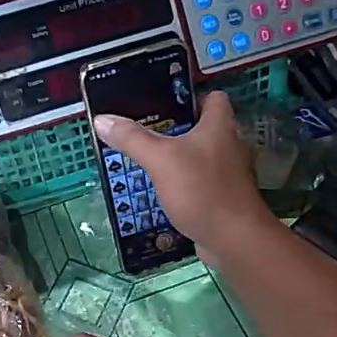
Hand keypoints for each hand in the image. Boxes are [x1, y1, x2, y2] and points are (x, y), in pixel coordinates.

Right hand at [93, 91, 277, 254]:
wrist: (234, 239)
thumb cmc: (201, 190)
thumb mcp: (160, 160)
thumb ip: (132, 139)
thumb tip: (102, 119)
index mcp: (220, 125)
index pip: (213, 97)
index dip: (192, 97)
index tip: (165, 106)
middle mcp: (231, 146)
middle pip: (205, 129)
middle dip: (179, 132)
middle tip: (148, 136)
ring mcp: (231, 175)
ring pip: (203, 159)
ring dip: (182, 161)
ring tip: (152, 165)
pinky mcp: (227, 200)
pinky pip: (204, 185)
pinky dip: (188, 187)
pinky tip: (167, 194)